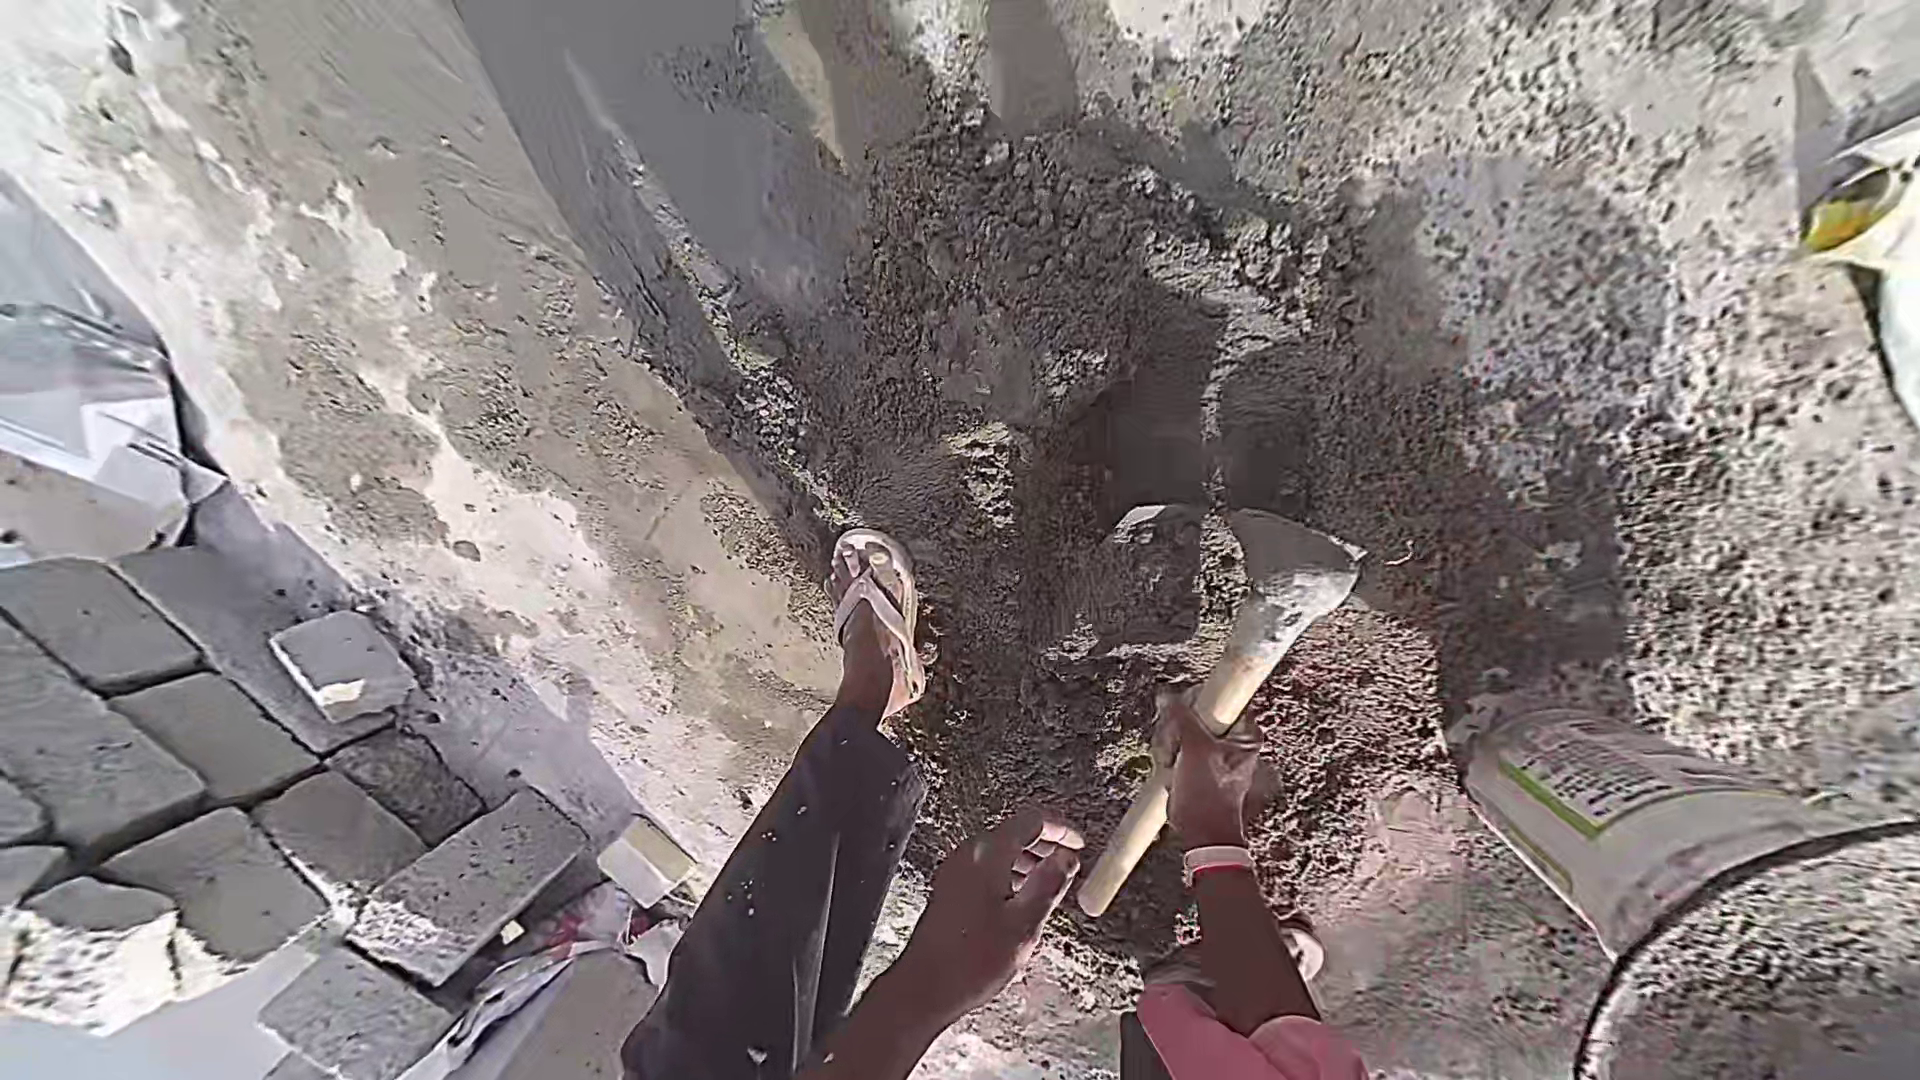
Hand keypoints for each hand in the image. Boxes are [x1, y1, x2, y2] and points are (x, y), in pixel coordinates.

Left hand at [889, 807, 1082, 1024]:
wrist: (924, 987)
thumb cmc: (971, 961)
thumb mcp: (1024, 924)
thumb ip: (1049, 885)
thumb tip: (1067, 858)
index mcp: (988, 853)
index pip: (1030, 821)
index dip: (1060, 829)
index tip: (1078, 841)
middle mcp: (970, 852)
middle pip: (1014, 832)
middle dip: (1046, 844)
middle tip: (1069, 861)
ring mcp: (957, 867)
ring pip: (1001, 850)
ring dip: (1029, 859)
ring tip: (1051, 882)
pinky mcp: (952, 885)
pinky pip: (987, 865)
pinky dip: (1010, 871)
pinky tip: (1022, 897)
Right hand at [1154, 691, 1261, 847]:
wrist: (1202, 832)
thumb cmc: (1209, 793)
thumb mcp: (1195, 748)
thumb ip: (1181, 717)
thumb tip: (1166, 695)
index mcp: (1243, 732)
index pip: (1218, 696)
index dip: (1195, 701)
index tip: (1183, 713)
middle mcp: (1230, 738)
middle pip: (1192, 711)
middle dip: (1175, 727)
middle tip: (1175, 745)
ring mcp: (1210, 749)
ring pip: (1179, 727)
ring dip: (1167, 742)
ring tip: (1171, 762)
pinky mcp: (1194, 761)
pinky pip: (1174, 743)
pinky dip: (1167, 752)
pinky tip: (1168, 767)